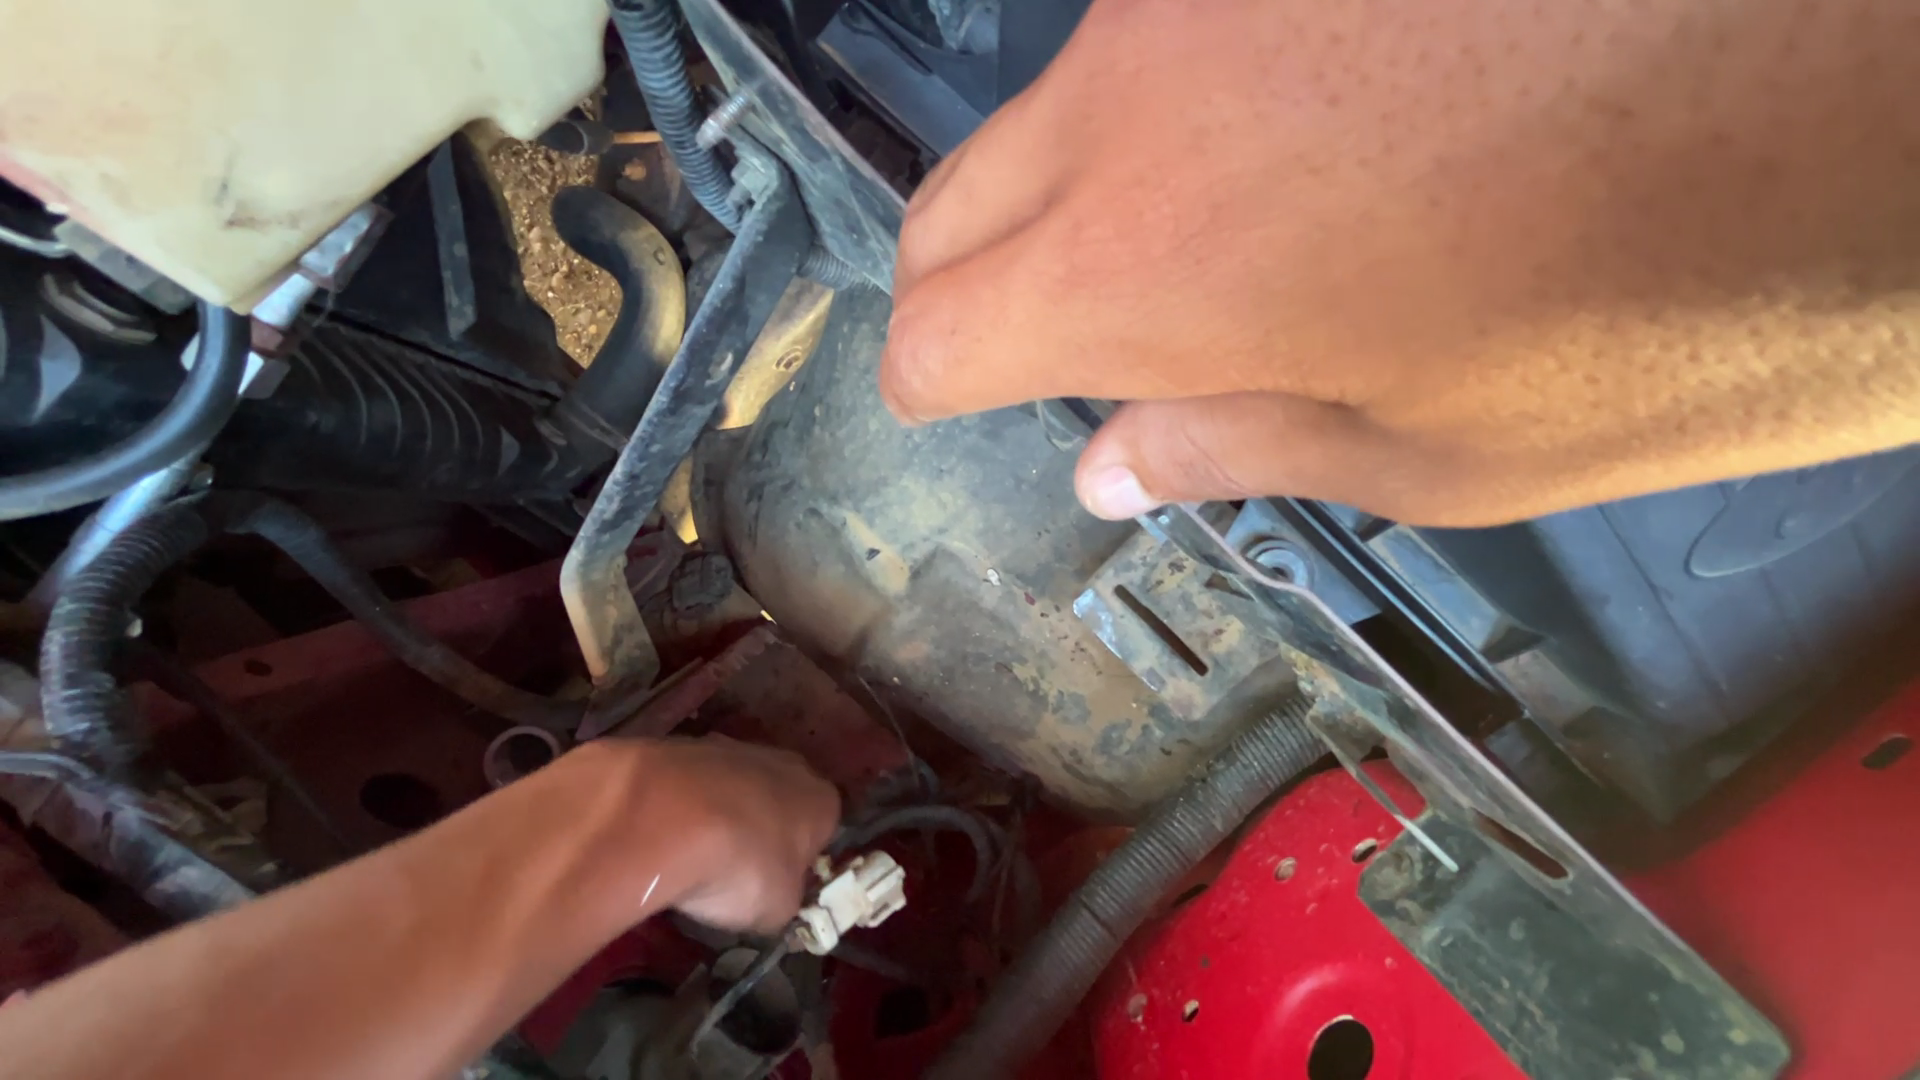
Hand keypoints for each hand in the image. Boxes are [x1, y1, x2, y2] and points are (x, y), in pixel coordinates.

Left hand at [580, 737, 839, 932]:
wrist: (668, 819)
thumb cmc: (743, 867)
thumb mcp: (778, 909)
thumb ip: (787, 897)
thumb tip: (776, 895)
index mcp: (822, 801)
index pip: (824, 831)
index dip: (801, 861)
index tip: (775, 886)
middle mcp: (789, 765)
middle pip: (782, 801)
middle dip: (762, 830)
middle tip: (736, 871)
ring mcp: (738, 750)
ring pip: (738, 788)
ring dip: (723, 814)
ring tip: (693, 856)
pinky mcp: (690, 747)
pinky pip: (697, 784)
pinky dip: (687, 805)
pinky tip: (665, 834)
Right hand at [881, 0, 1919, 526]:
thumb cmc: (1710, 289)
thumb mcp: (1445, 450)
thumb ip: (1229, 450)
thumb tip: (1102, 464)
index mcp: (1145, 266)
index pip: (931, 334)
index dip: (926, 382)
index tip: (955, 404)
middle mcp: (1128, 99)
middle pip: (943, 213)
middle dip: (959, 294)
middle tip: (1042, 346)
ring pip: (1055, 124)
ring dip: (1084, 205)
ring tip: (1220, 250)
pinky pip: (1162, 46)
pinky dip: (1177, 119)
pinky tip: (1302, 139)